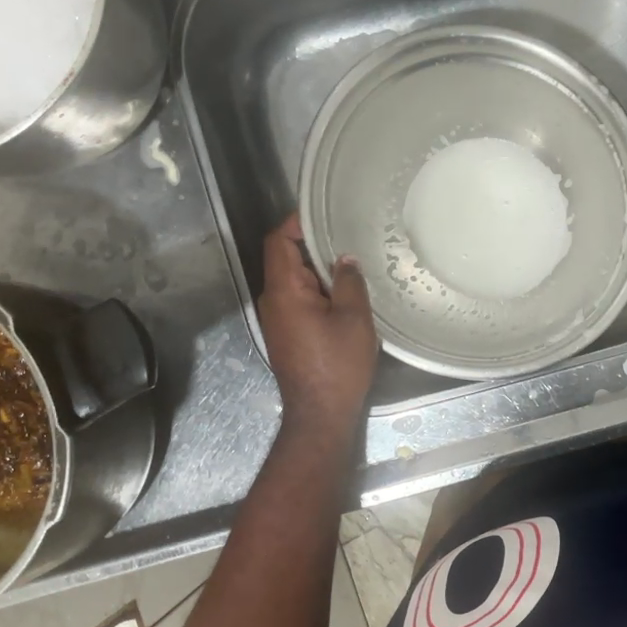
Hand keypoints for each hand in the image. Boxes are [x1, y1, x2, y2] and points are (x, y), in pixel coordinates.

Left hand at [258, 215, 377, 437]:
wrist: (320, 414)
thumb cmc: (338, 365)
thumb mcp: (353, 319)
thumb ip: (348, 282)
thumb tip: (344, 259)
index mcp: (284, 291)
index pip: (278, 241)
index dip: (295, 222)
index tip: (322, 213)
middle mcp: (273, 301)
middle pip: (285, 259)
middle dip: (314, 245)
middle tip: (348, 237)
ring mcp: (278, 320)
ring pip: (295, 282)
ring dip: (319, 271)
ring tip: (353, 264)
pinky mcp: (288, 335)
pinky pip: (300, 300)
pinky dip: (319, 291)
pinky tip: (346, 295)